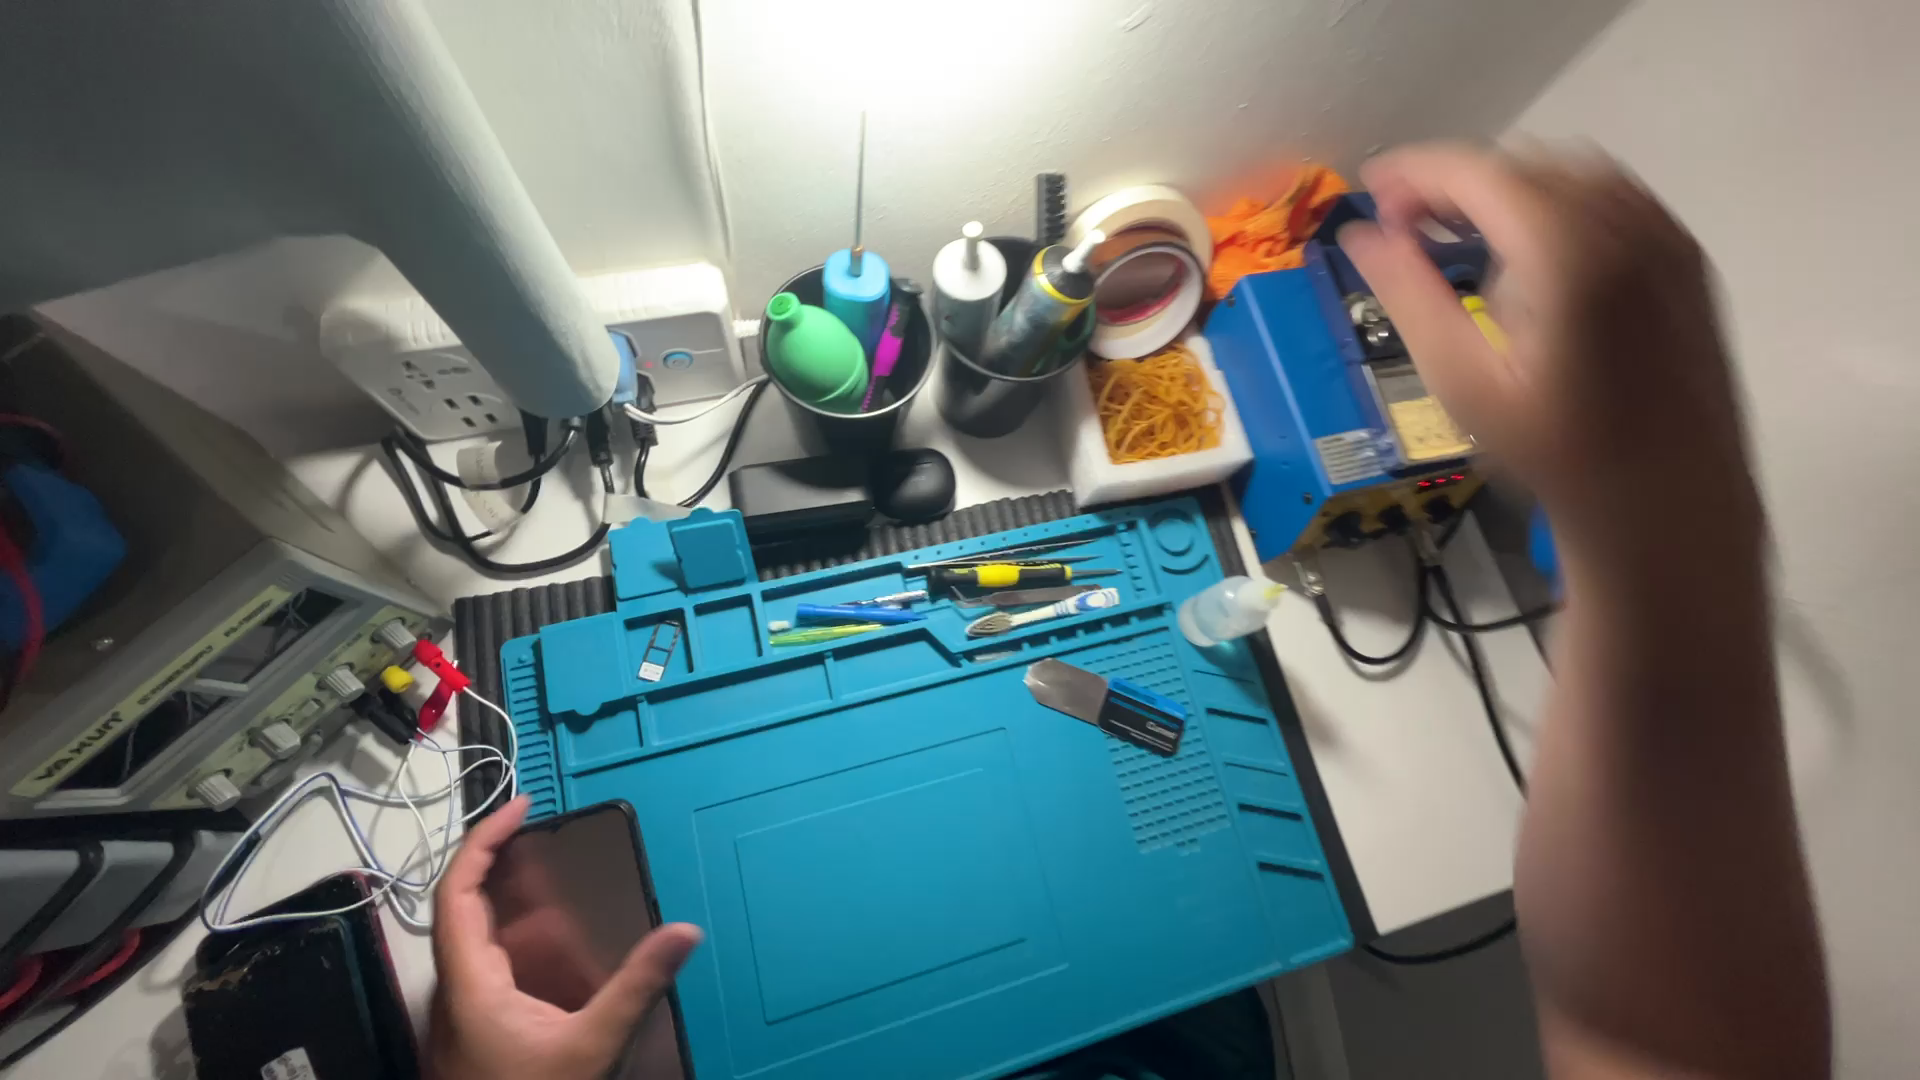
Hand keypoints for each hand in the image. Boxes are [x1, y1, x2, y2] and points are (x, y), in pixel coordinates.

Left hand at [427, 796, 702, 1079]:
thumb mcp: (590, 1048)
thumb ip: (636, 987)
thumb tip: (685, 929)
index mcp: (469, 984)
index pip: (457, 894)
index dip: (483, 841)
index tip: (522, 806)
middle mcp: (457, 990)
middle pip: (463, 906)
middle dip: (502, 859)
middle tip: (545, 828)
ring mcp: (463, 1012)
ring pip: (477, 936)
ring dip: (513, 897)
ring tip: (557, 874)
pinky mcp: (478, 1030)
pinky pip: (492, 962)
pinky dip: (521, 933)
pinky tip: (557, 942)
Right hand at [1338, 142, 1760, 561]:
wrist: (1661, 495)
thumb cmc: (1547, 448)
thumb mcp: (1458, 377)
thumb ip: (1407, 296)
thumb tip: (1360, 241)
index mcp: (1568, 251)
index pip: (1480, 174)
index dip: (1415, 172)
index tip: (1366, 189)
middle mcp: (1626, 224)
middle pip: (1524, 167)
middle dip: (1451, 182)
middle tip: (1395, 225)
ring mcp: (1662, 238)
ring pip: (1566, 176)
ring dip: (1497, 193)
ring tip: (1444, 236)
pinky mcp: (1678, 259)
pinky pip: (1603, 201)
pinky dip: (1543, 207)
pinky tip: (1512, 255)